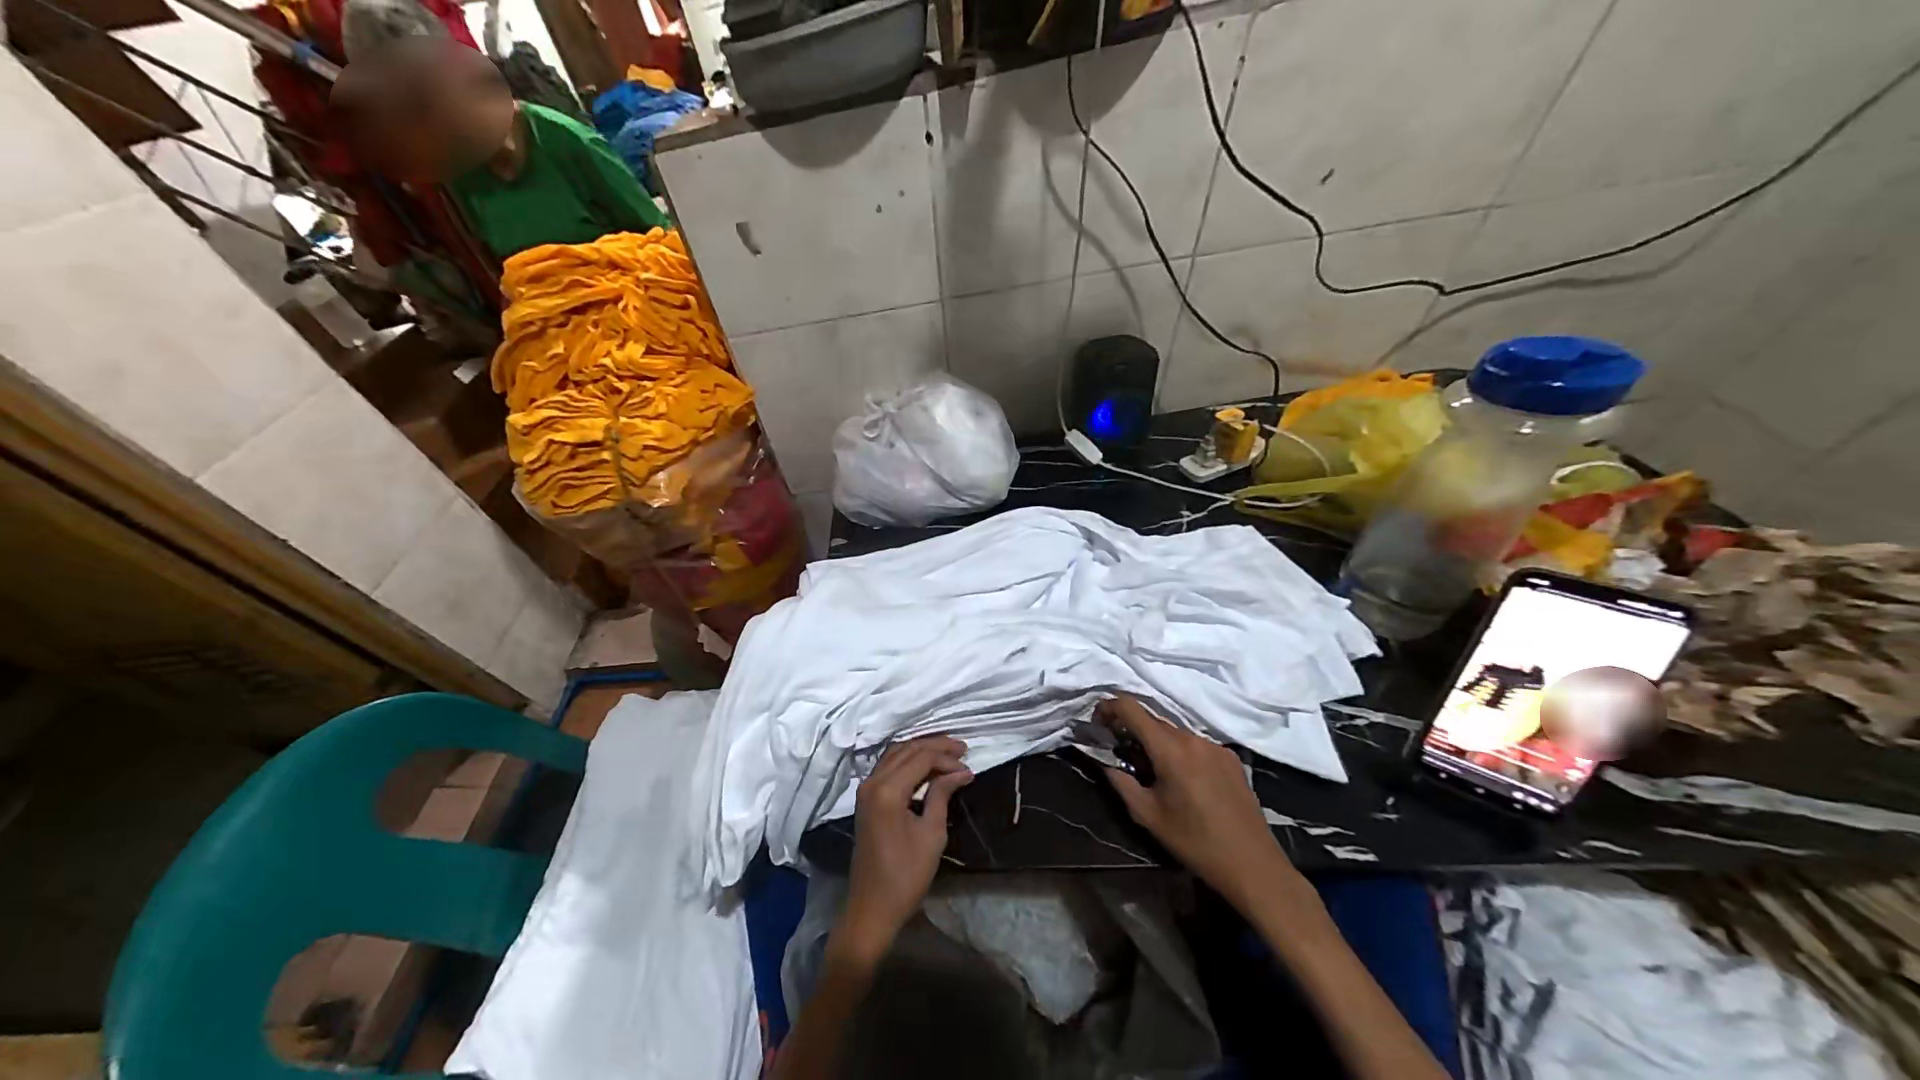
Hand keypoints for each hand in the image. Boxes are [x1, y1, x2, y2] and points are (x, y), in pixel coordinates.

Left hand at [834, 736, 972, 967]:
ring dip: (921, 750)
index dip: (947, 759)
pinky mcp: (866, 799)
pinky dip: (909, 761)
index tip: (969, 768)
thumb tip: (961, 772)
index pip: (921, 758)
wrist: (872, 907)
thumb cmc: (906, 875)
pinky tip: (927, 767)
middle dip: (935, 746)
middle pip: (906, 750)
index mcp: (887, 790)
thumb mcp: (931, 833)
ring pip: (895, 755)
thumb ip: (942, 795)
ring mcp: (866, 790)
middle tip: (963, 749)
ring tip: (949, 754)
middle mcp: (872, 782)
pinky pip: (888, 767)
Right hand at [1096, 696, 1300, 908]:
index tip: (1098, 718)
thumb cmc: (1194, 841)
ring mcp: (1216, 747)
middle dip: (1133, 729)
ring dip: (1158, 742)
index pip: (1133, 709)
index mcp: (1170, 750)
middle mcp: (1194, 739)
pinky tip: (1183, 779)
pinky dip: (1181, 752)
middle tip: (1120, 749)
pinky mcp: (1231, 759)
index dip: (1111, 707)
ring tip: (1152, 768)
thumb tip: (1105, 763)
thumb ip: (1121, 783)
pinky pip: (1197, 746)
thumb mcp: (1148, 816)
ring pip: (1176, 734)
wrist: (1251, 863)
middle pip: (1155, 721)